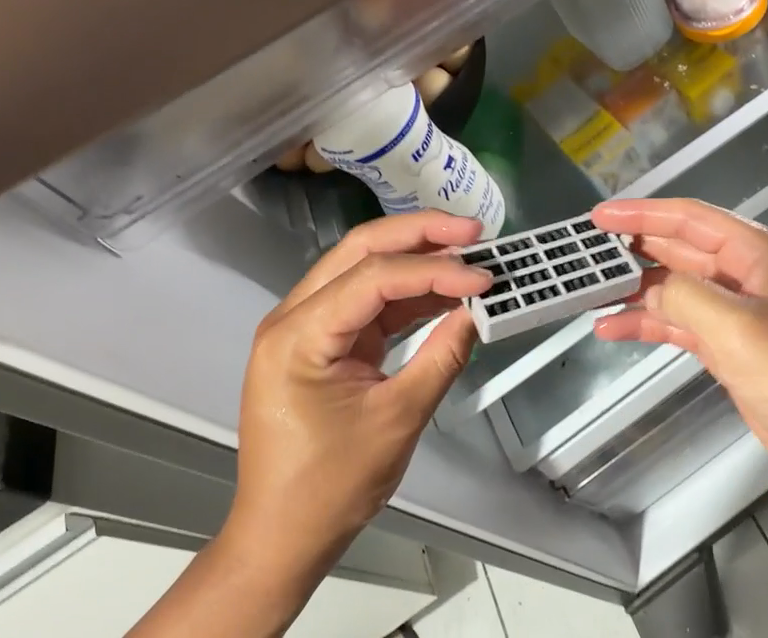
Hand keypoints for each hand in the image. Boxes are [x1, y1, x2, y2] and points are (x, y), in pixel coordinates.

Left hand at [228, 211, 490, 556]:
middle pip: (361, 251)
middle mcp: (294, 317)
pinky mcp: (323, 342)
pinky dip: (408, 293)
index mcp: (299, 335)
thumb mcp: (398, 419)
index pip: (374, 278)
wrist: (283, 535)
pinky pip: (368, 302)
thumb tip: (477, 311)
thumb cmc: (331, 485)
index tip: (484, 277)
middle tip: (473, 231)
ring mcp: (306, 327)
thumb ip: (441, 356)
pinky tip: (445, 291)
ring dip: (416, 257)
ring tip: (467, 253)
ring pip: (364, 268)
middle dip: (419, 234)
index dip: (433, 270)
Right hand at [590, 198, 767, 501]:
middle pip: (681, 249)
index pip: (691, 218)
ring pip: (677, 288)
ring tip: (587, 291)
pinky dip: (649, 326)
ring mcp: (740, 312)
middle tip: (584, 251)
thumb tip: (649, 288)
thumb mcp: (737, 327)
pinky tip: (612, 329)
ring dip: (637, 290)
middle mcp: (747, 273)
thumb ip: (683, 297)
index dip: (642, 213)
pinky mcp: (732, 347)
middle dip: (635, 249)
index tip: (598, 216)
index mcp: (758, 252)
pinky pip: (682, 325)